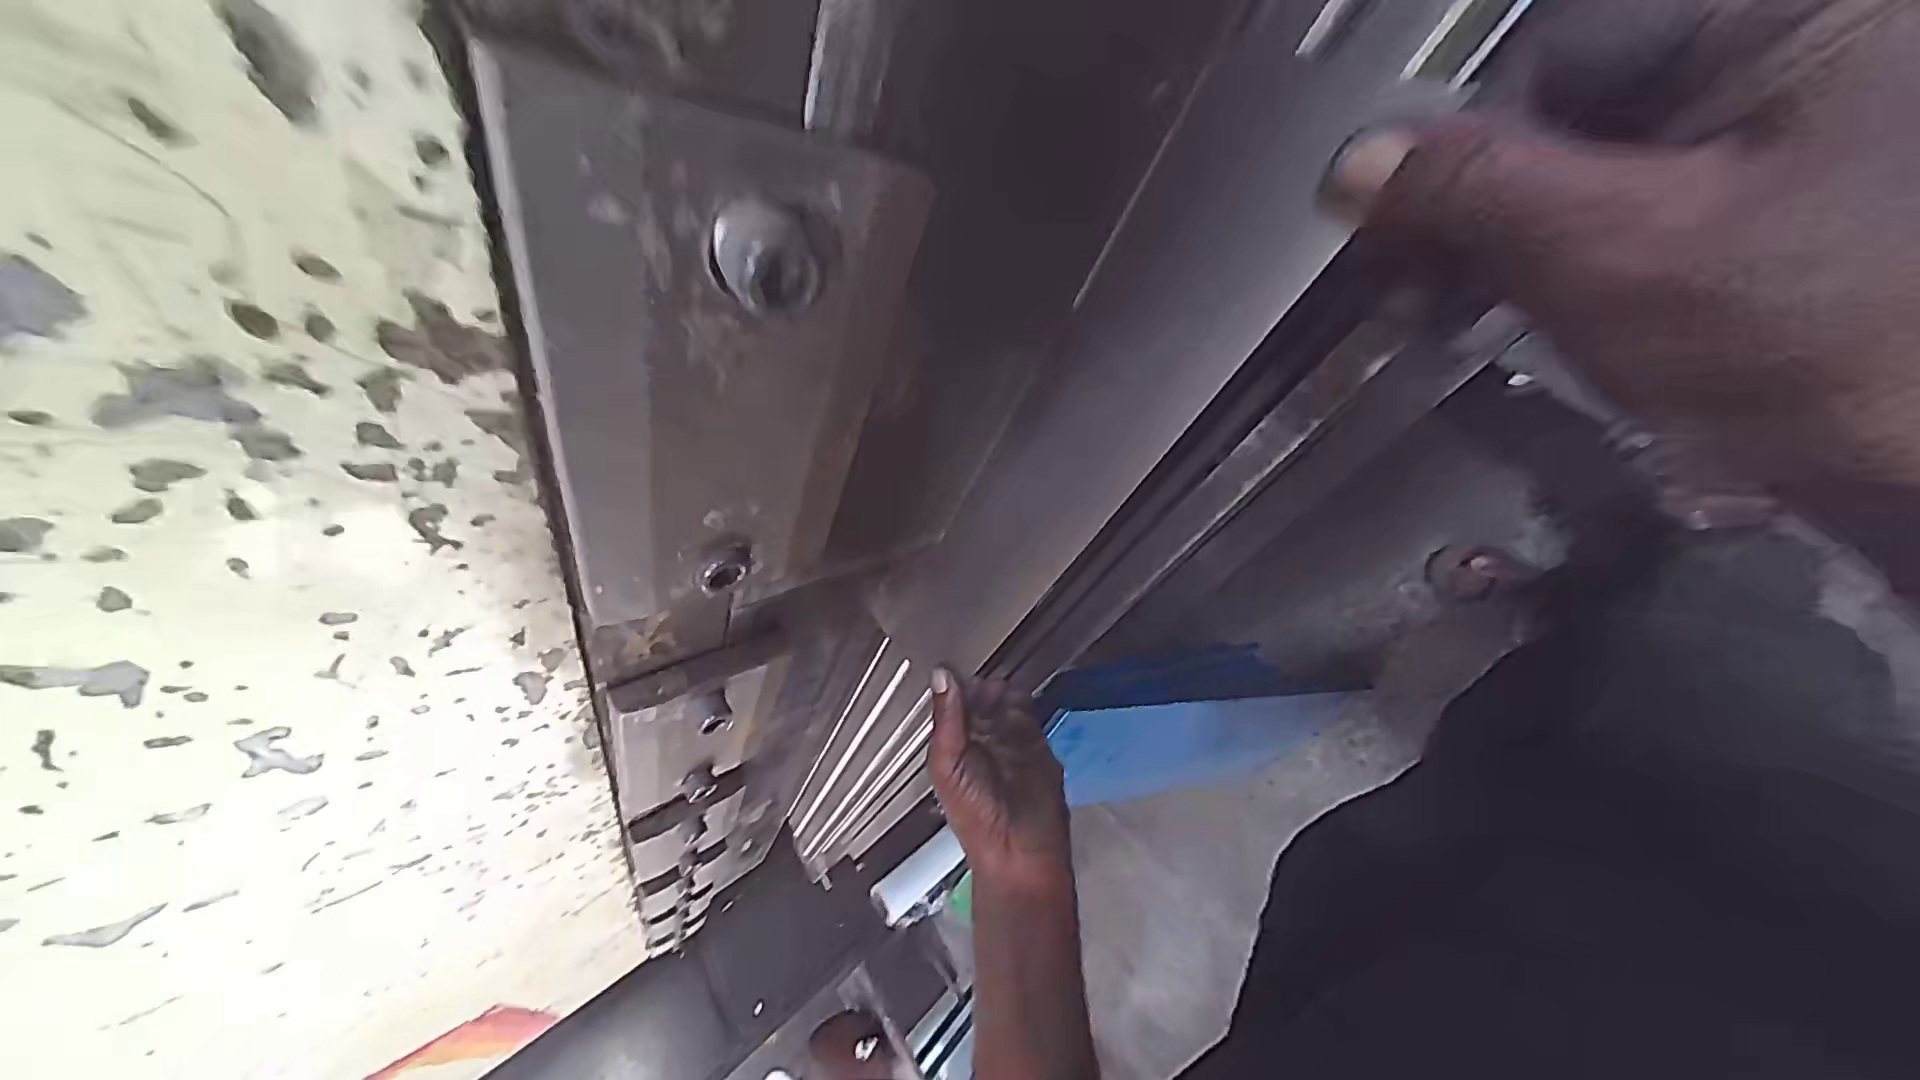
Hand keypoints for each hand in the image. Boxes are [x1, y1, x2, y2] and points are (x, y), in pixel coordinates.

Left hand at [927, 668, 1071, 888]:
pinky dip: (1022, 700)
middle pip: (980, 697)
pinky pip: (1029, 712)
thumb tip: (941, 675)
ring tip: (995, 687)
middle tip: (979, 674)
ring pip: (1005, 701)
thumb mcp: (947, 764)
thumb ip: (947, 720)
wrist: (1018, 849)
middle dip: (979, 684)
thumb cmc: (973, 813)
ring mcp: (1010, 739)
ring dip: (1000, 689)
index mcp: (954, 744)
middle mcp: (981, 738)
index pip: (953, 703)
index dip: (953, 684)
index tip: (953, 660)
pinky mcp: (1036, 741)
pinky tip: (1015, 694)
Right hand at [1344, 0, 1919, 494]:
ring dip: (1472, 240)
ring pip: (1547, 167)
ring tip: (1436, 306)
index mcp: (1780, 20)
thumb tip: (1356, 165)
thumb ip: (1475, 193)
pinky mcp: (1705, 206)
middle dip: (1457, 205)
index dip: (1455, 152)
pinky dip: (1513, 260)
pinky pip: (1572, 211)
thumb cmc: (1810, 343)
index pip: (1543, 51)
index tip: (1399, 235)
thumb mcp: (1614, 250)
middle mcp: (1767, 57)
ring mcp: (1738, 136)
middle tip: (1406, 277)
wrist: (1898, 447)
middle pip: (1543, 111)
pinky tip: (1483, 306)